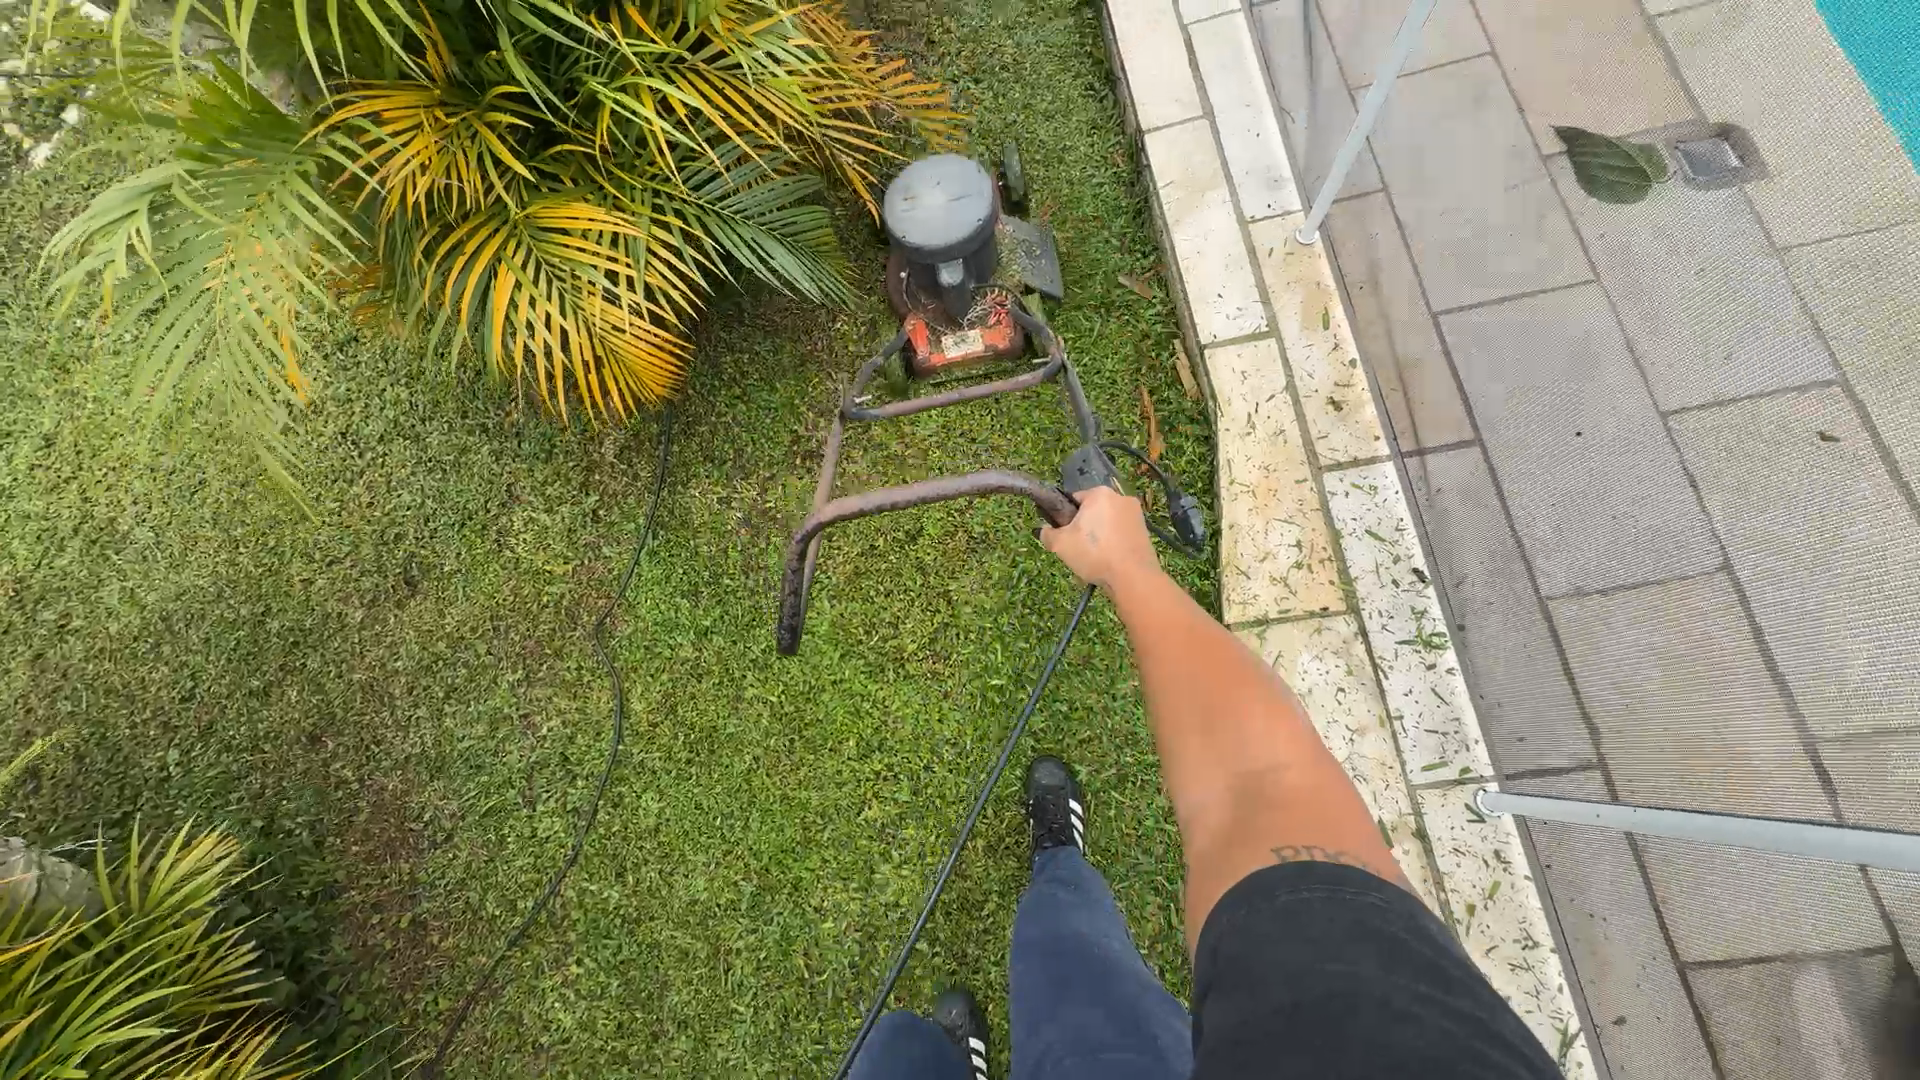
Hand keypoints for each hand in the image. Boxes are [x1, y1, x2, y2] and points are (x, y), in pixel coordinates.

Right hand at [1040, 485, 1162, 590]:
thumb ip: (1047, 534)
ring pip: (1107, 526)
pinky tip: (1107, 565)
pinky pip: (1120, 536)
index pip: (1074, 500)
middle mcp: (1121, 498)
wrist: (1133, 577)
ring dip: (1098, 541)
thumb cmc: (1094, 554)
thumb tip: (1045, 530)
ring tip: (1092, 562)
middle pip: (1092, 513)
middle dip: (1083, 530)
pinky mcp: (1145, 532)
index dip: (1065, 519)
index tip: (1064, 536)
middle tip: (1076, 551)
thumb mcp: (1060, 544)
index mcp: (1100, 493)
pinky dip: (1112, 547)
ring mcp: (1136, 515)